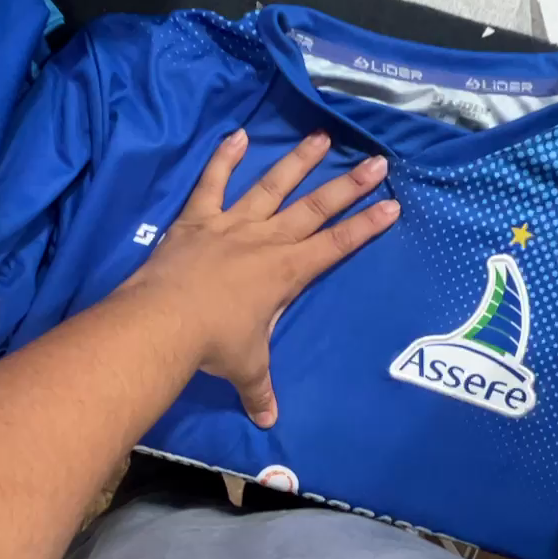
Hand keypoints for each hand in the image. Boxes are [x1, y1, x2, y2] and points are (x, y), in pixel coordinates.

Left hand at [119, 130, 399, 426]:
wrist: (165, 321)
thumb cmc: (214, 345)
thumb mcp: (245, 370)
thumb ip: (261, 392)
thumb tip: (269, 423)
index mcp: (286, 273)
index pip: (336, 245)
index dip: (366, 226)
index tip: (392, 204)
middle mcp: (265, 241)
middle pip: (314, 208)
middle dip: (348, 185)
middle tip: (375, 161)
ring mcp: (231, 225)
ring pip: (270, 187)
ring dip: (297, 162)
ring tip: (320, 137)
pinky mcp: (197, 218)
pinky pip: (212, 183)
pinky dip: (223, 159)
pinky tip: (237, 134)